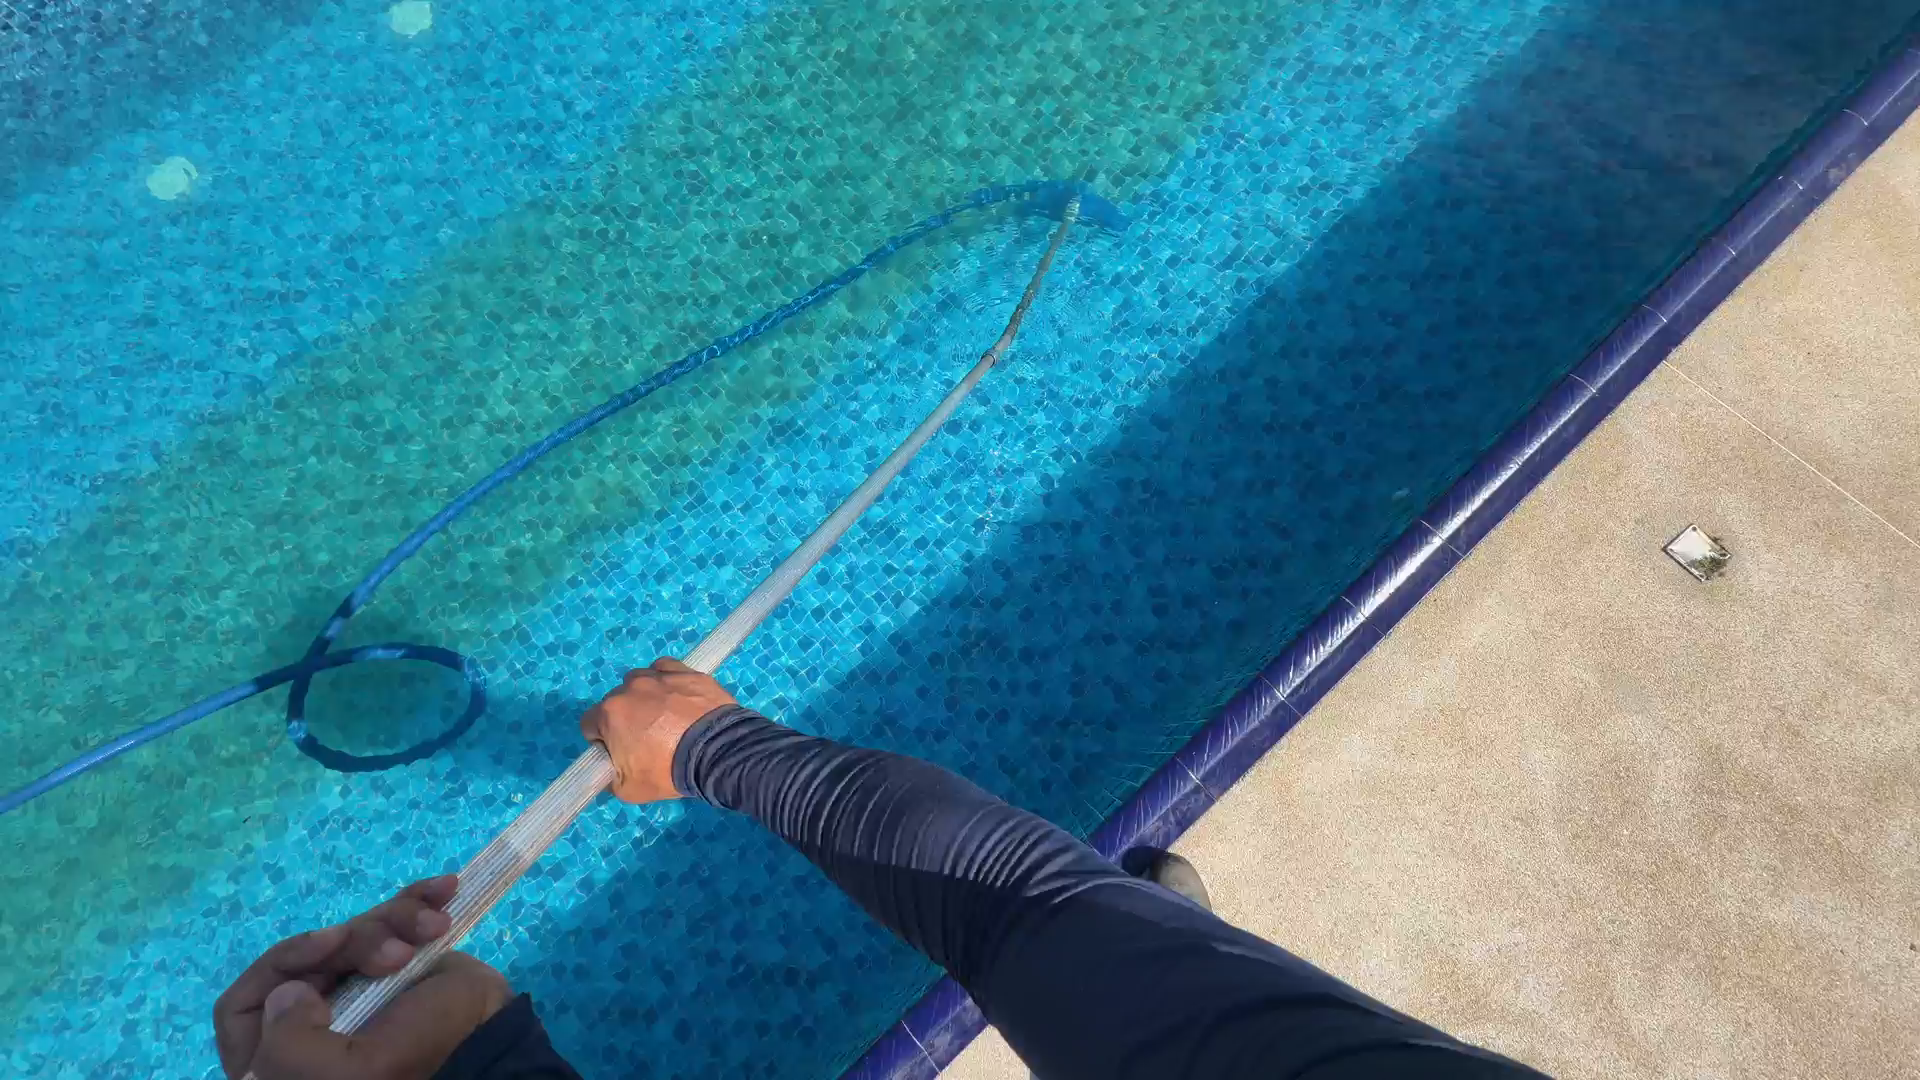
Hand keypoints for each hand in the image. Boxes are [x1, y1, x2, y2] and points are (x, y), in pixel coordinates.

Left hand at [213, 875, 509, 1079]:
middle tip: (401, 953)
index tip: (333, 942)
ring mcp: (360, 983)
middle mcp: (315, 1015)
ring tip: (436, 927)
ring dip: (401, 917)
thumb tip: (288, 992)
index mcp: (283, 1054)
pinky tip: (446, 889)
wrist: (489, 1036)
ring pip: (360, 928)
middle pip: (315, 953)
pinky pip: (398, 914)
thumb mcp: (344, 1071)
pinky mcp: (402, 956)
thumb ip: (288, 1045)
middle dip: (363, 938)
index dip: (285, 962)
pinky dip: (422, 897)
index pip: (244, 1001)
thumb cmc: (418, 1058)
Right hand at [580, 656, 737, 802]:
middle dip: (626, 717)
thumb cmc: (668, 771)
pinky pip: (668, 669)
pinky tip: (678, 694)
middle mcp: (631, 688)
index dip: (603, 739)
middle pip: (618, 701)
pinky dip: (668, 679)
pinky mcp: (688, 672)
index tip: (620, 750)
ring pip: (642, 681)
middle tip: (647, 737)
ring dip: (646, 695)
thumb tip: (609, 771)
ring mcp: (661, 676)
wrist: (718, 752)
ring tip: (666, 715)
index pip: (591, 724)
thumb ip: (610, 777)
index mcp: (610, 713)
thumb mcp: (628, 789)